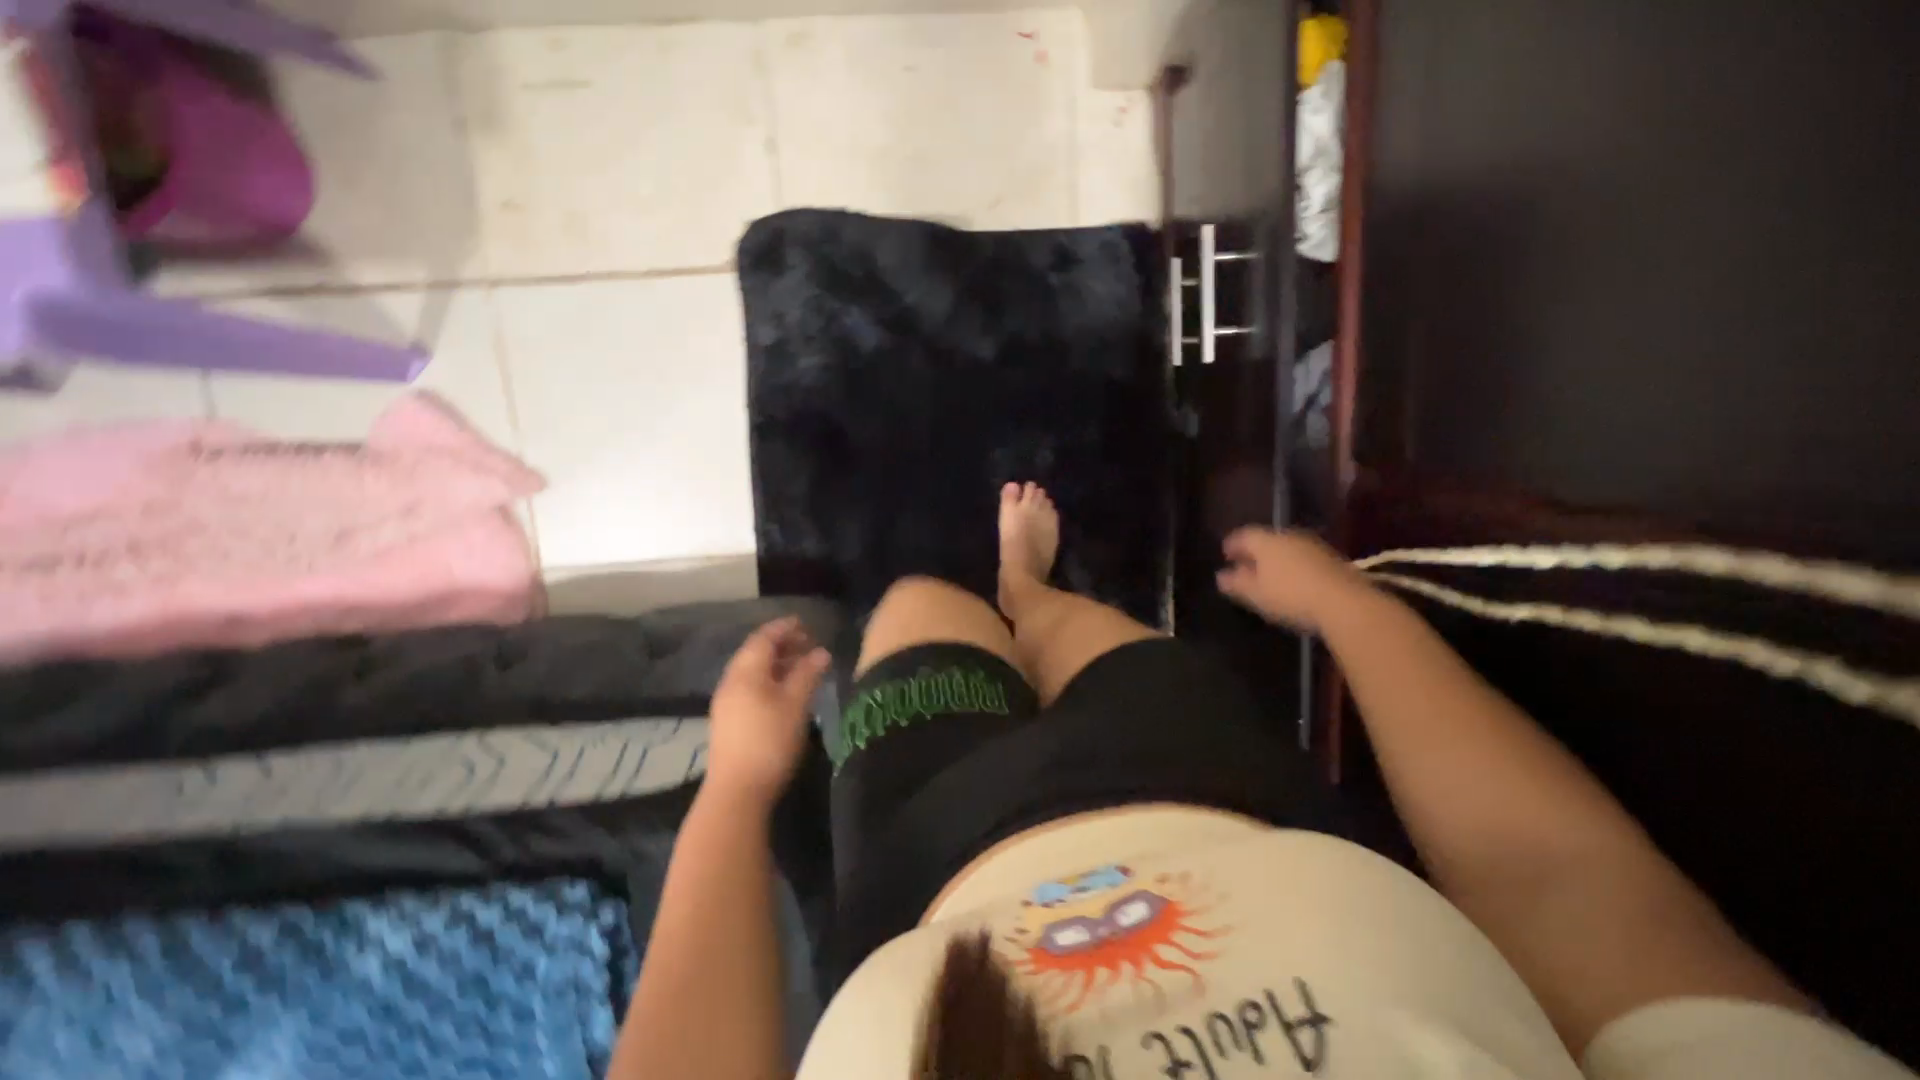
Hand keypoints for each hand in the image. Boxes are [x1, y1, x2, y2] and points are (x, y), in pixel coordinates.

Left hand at [706, 617, 831, 807]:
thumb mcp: (796, 705)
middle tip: (808, 644)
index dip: (784, 628)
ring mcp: (726, 703)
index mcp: (746, 672)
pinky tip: (784, 693)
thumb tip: (820, 652)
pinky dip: (768, 681)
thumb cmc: (770, 742)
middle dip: (781, 645)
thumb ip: (808, 674)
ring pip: (752, 673)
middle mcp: (731, 682)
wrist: (737, 791)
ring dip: (775, 664)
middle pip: (755, 653)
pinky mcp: (728, 722)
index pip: (764, 638)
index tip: (805, 623)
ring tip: (801, 668)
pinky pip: (749, 689)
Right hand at [1216, 527, 1371, 632]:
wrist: (1344, 602)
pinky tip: (1294, 582)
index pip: (1242, 535)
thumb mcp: (1255, 594)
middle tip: (1246, 566)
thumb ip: (1236, 583)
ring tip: (1270, 576)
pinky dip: (1294, 566)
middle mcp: (1288, 536)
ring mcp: (1313, 545)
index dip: (1232, 544)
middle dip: (1255, 552)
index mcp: (1265, 541)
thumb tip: (1221, 576)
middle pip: (1266, 539)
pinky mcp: (1332, 559)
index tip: (1225, 555)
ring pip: (1287, 548)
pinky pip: (1304, 558)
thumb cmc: (1290, 596)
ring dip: (1276, 559)